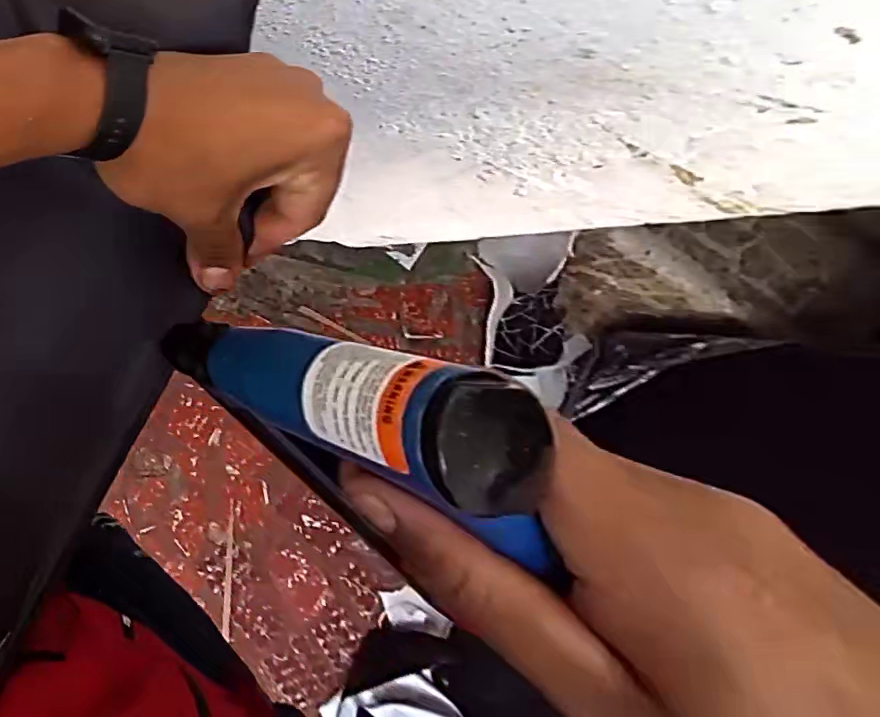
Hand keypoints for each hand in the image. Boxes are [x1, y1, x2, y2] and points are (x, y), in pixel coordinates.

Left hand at [95, 51, 350, 291]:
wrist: (112, 100)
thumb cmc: (163, 146)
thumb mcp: (200, 212)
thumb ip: (219, 249)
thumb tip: (220, 273)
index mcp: (321, 135)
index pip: (304, 210)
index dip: (264, 242)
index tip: (235, 255)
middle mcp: (306, 96)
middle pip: (292, 174)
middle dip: (253, 208)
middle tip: (218, 231)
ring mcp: (269, 74)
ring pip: (269, 145)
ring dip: (241, 176)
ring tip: (203, 196)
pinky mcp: (234, 67)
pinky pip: (246, 116)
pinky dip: (229, 144)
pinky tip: (198, 162)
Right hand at [342, 417, 879, 716]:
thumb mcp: (596, 700)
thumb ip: (477, 588)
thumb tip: (365, 490)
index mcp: (654, 534)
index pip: (504, 424)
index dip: (421, 422)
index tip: (358, 449)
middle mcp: (693, 498)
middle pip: (530, 452)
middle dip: (469, 489)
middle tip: (444, 550)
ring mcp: (733, 514)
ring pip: (574, 479)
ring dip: (525, 515)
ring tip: (544, 600)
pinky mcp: (752, 536)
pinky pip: (629, 504)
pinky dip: (583, 531)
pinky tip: (611, 606)